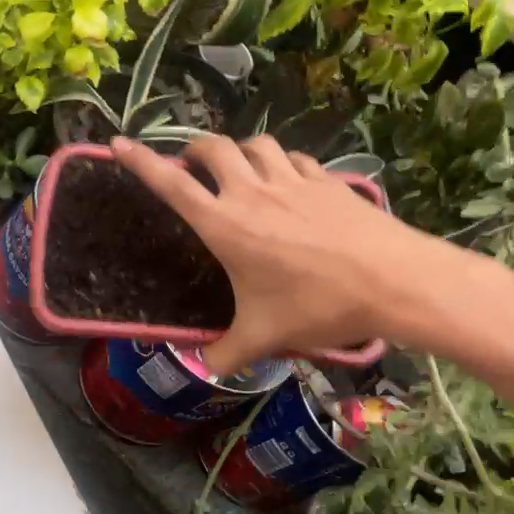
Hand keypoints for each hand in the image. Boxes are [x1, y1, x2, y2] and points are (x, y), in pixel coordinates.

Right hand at [110, 134, 469, 373]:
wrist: (396, 281)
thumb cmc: (318, 306)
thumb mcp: (264, 336)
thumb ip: (227, 353)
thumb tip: (204, 370)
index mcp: (224, 225)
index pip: (171, 184)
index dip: (140, 162)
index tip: (118, 144)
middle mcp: (252, 192)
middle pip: (212, 148)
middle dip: (194, 150)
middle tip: (190, 169)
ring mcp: (293, 181)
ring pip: (256, 144)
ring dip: (238, 151)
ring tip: (236, 171)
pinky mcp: (327, 181)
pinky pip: (294, 158)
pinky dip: (280, 162)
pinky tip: (286, 182)